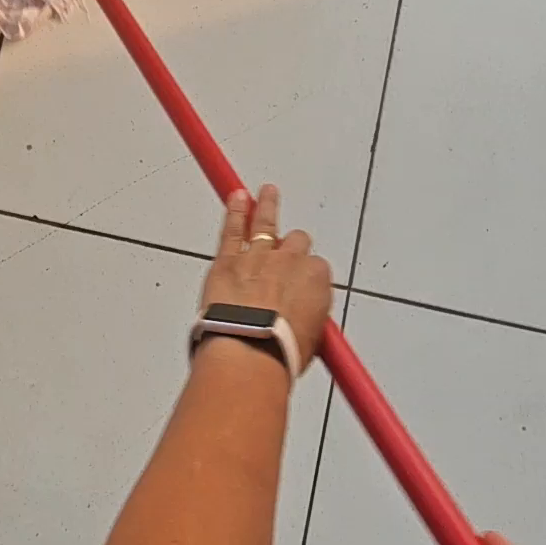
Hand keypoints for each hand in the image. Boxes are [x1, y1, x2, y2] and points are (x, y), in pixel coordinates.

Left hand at [200, 185, 331, 372]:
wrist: (250, 349)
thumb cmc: (281, 352)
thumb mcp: (312, 343)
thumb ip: (308, 323)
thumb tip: (301, 328)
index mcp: (316, 280)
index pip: (314, 269)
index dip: (302, 279)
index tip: (295, 291)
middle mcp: (291, 261)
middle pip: (295, 243)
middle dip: (290, 249)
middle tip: (284, 252)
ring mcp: (258, 256)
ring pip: (266, 224)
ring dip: (267, 207)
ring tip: (267, 192)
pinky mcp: (229, 259)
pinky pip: (234, 229)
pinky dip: (235, 211)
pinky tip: (236, 198)